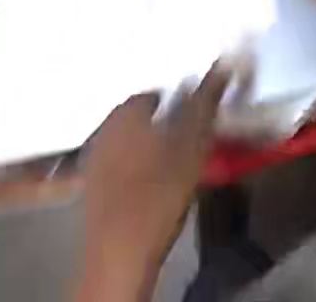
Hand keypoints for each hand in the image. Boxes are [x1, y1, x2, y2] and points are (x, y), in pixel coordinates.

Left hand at [77, 67, 229, 300]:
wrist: (121, 252)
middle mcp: (104, 129)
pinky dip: (134, 170)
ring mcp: (93, 162)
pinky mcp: (91, 193)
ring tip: (172, 162)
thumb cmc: (159, 188)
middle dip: (161, 122)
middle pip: (139, 116)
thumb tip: (224, 62)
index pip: (154, 93)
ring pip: (127, 142)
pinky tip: (151, 185)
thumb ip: (207, 98)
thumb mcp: (193, 139)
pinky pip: (118, 168)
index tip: (194, 115)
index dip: (177, 101)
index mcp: (125, 110)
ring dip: (147, 147)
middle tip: (186, 137)